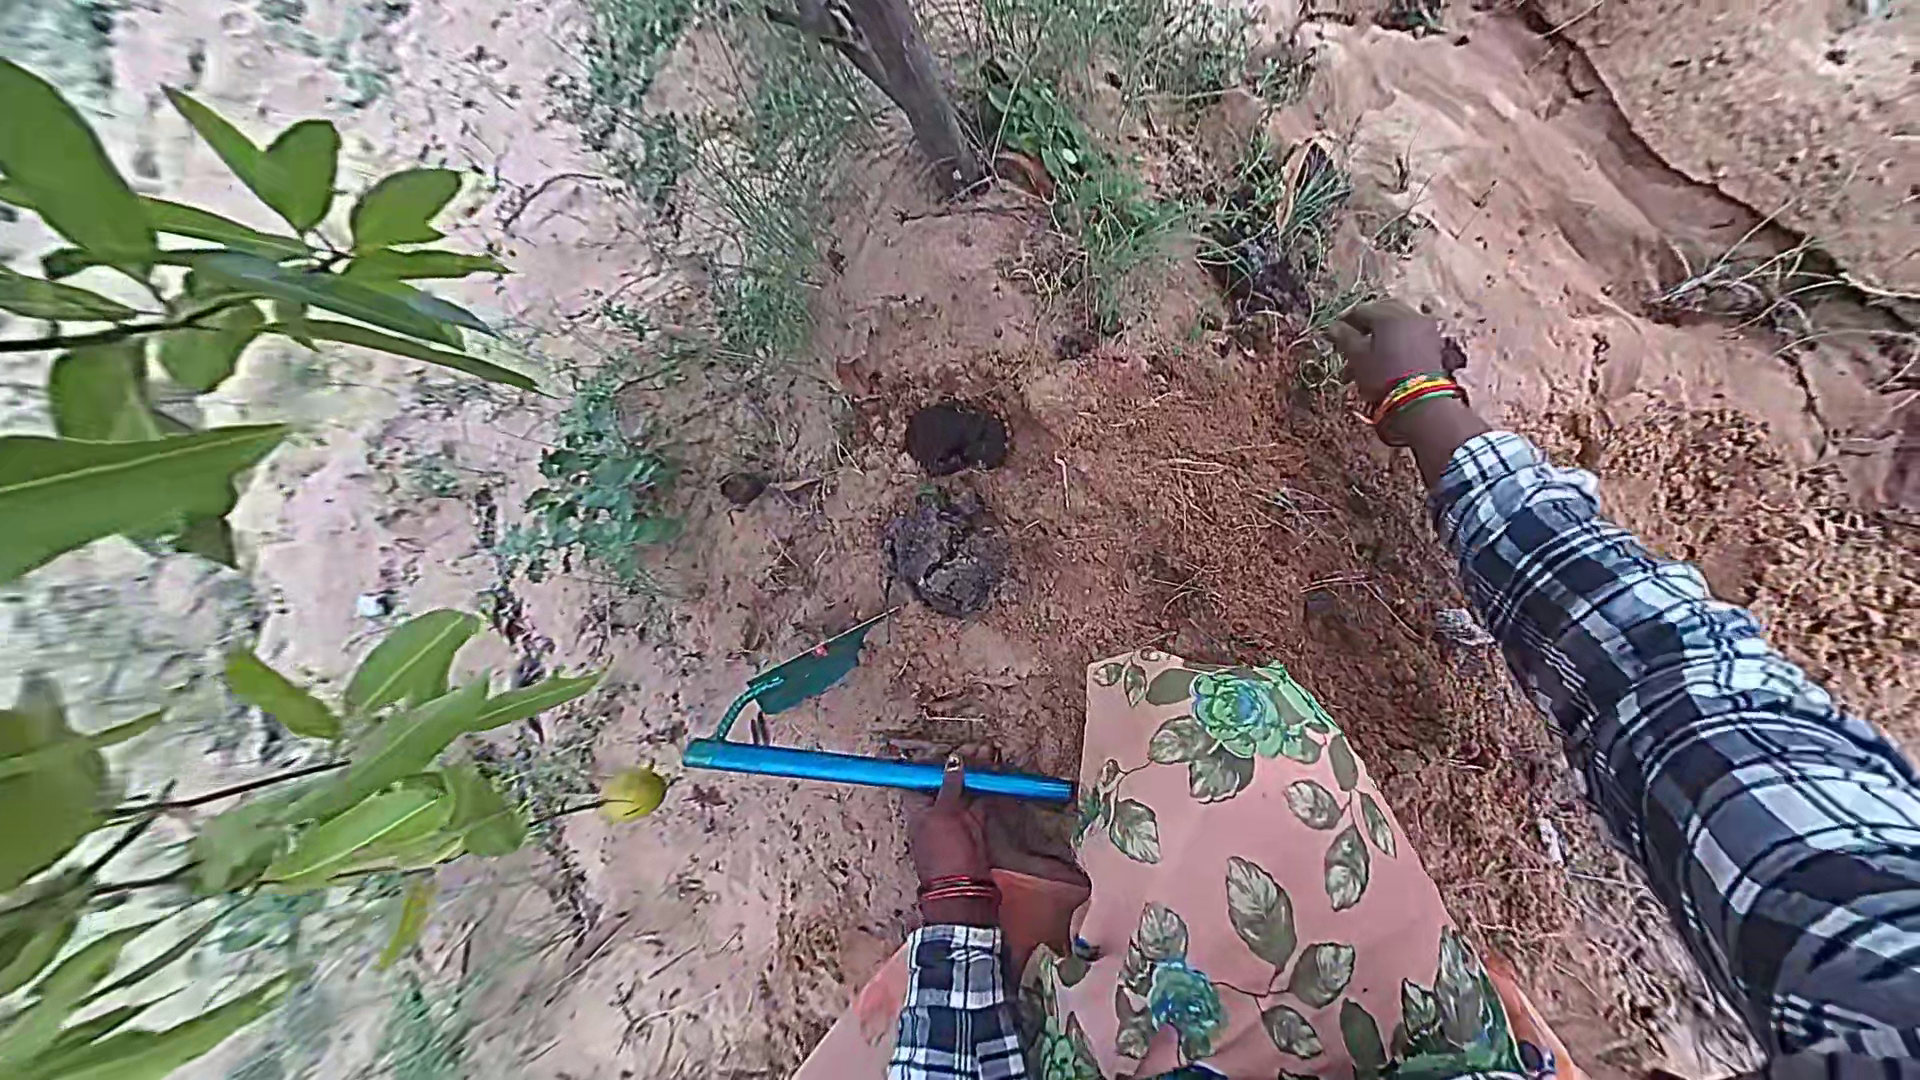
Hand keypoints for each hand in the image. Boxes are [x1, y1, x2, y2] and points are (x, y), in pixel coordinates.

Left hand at [909, 756, 990, 881]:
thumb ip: (949, 785)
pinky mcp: (974, 825)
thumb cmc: (943, 853)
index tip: (946, 748)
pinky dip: (988, 786)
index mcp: (918, 807)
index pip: (922, 776)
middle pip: (947, 780)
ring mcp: (955, 818)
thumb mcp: (942, 814)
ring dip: (977, 771)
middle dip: (961, 763)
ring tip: (988, 753)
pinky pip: (980, 800)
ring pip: (966, 788)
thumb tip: (953, 761)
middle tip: (975, 748)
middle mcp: (936, 810)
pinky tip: (995, 772)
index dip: (933, 761)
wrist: (965, 890)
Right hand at [1327, 299, 1450, 407]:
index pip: (1361, 310)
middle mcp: (1410, 314)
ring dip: (1378, 333)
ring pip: (1395, 322)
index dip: (1344, 321)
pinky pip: (1407, 331)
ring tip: (1364, 354)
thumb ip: (1344, 337)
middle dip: (1363, 324)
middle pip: (1382, 311)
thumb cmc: (1381, 374)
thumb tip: (1332, 326)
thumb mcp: (1356, 356)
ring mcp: (1424, 326)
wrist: (1417, 398)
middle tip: (1349, 341)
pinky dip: (1393, 338)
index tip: (1333, 335)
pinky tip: (1383, 356)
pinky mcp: (1432, 340)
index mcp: (1389, 315)